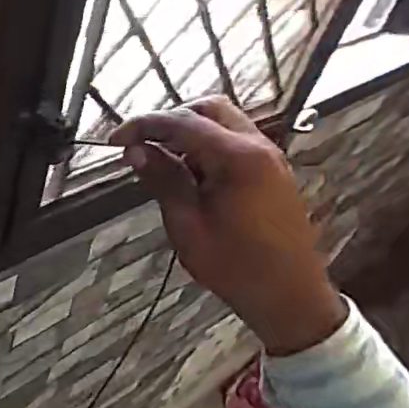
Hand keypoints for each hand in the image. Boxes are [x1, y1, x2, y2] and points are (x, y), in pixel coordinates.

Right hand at [108, 97, 345, 354]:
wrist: (292, 298)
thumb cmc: (237, 268)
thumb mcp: (188, 226)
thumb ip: (163, 180)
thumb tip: (136, 150)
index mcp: (238, 158)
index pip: (182, 122)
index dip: (143, 126)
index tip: (116, 140)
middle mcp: (258, 147)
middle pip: (207, 108)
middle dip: (170, 119)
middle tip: (141, 144)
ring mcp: (269, 157)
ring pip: (223, 120)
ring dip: (189, 129)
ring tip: (161, 158)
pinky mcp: (271, 170)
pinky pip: (234, 139)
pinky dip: (207, 143)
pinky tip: (187, 170)